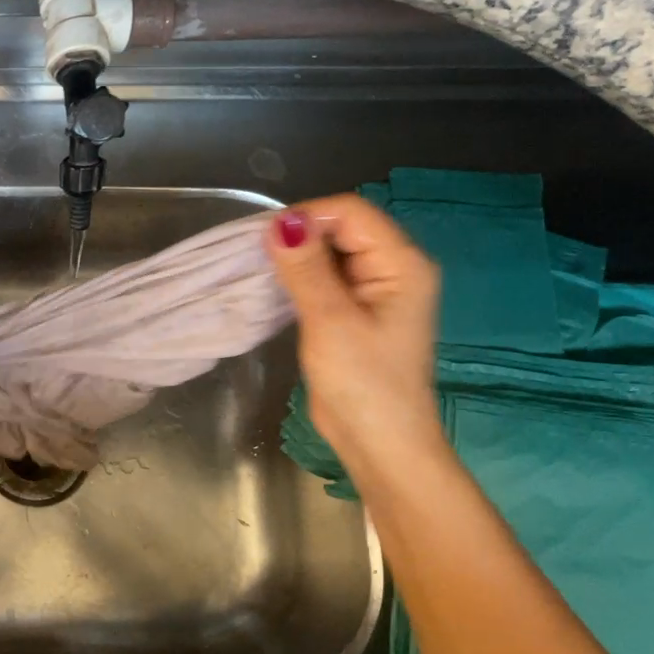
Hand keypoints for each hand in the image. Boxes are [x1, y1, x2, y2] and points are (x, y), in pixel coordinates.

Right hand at [265, 194, 443, 466]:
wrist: (379, 441)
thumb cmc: (362, 382)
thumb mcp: (330, 321)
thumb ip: (306, 269)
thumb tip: (280, 222)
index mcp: (401, 263)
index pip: (351, 212)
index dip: (307, 216)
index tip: (260, 238)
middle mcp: (392, 270)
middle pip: (341, 229)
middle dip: (298, 236)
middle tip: (252, 257)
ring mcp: (374, 293)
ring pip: (330, 255)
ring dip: (295, 259)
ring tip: (256, 273)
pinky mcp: (354, 315)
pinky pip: (325, 281)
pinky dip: (299, 280)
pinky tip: (273, 291)